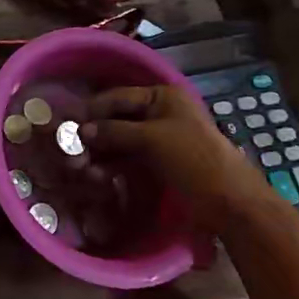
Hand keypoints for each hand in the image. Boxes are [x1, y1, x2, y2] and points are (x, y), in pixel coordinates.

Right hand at [80, 86, 266, 229]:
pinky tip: (98, 175)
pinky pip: (129, 159)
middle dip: (95, 134)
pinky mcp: (159, 163)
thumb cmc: (193, 159)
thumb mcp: (151, 139)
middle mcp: (159, 113)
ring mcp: (159, 139)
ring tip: (83, 168)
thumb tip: (81, 130)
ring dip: (101, 153)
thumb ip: (114, 131)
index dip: (94, 109)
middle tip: (73, 150)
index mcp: (163, 97)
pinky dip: (114, 165)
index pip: (119, 96)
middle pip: (118, 118)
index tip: (69, 124)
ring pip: (121, 141)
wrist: (230, 202)